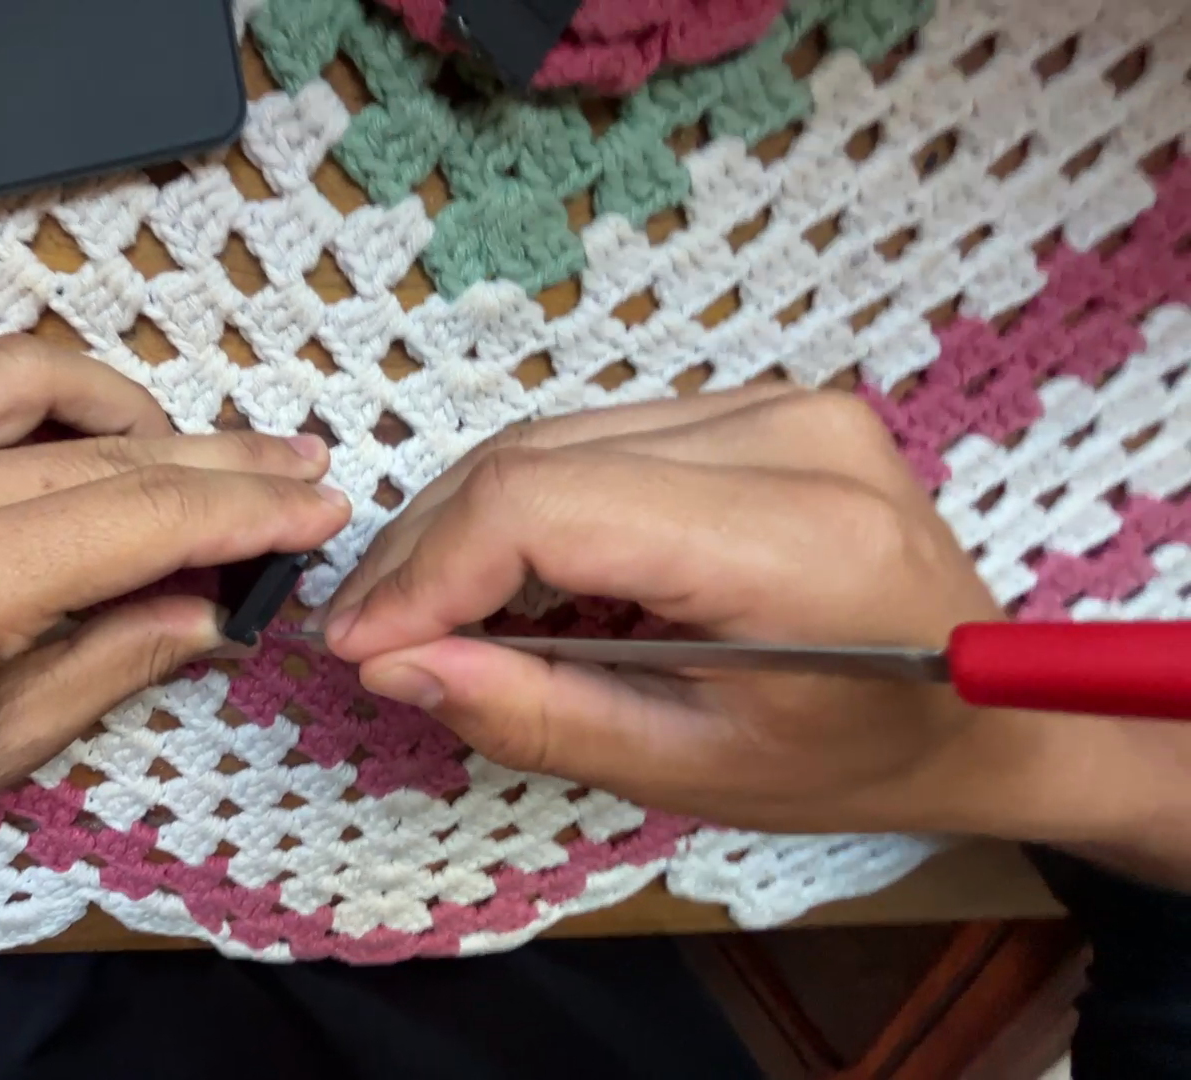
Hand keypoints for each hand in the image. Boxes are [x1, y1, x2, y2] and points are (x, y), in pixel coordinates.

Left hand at [0, 311, 350, 1067]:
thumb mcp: (18, 740)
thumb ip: (131, 649)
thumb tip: (222, 598)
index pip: (139, 520)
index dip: (248, 509)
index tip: (321, 504)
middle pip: (105, 452)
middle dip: (222, 462)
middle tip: (296, 466)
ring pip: (25, 372)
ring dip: (122, 405)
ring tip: (173, 452)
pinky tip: (35, 419)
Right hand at [318, 387, 1190, 854]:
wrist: (992, 708)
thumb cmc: (849, 761)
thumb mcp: (681, 769)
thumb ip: (528, 713)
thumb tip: (388, 665)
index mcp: (792, 541)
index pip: (542, 509)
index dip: (427, 573)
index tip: (359, 644)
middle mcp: (777, 433)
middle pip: (523, 466)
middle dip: (418, 555)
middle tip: (363, 631)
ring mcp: (758, 403)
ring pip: (531, 446)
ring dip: (446, 529)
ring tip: (403, 605)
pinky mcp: (733, 406)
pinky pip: (566, 446)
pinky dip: (497, 510)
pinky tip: (474, 568)